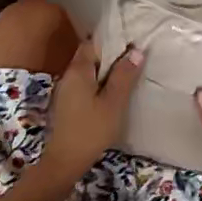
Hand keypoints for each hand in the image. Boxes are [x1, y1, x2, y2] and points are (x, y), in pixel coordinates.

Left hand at [45, 41, 141, 169]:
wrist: (66, 160)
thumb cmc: (92, 129)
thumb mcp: (114, 102)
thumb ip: (124, 76)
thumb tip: (136, 50)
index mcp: (78, 70)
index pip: (92, 43)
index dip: (111, 40)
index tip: (131, 41)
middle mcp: (68, 75)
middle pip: (89, 56)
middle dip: (110, 55)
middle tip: (134, 57)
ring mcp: (65, 90)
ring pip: (87, 71)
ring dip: (105, 70)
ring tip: (127, 73)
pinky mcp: (67, 103)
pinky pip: (84, 84)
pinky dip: (98, 83)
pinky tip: (112, 92)